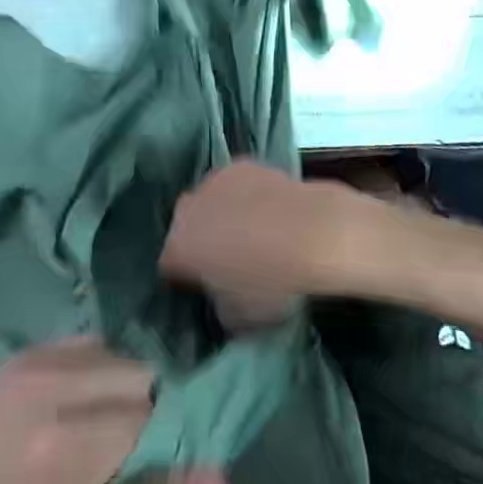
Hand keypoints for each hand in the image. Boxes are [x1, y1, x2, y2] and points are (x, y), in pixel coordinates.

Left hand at [0, 337, 221, 483]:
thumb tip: (219, 476)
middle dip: (154, 408)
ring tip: (113, 434)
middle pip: (140, 371)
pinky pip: (84, 347)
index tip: (191, 453)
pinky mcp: (19, 357)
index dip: (180, 432)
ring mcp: (28, 361)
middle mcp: (47, 383)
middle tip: (145, 452)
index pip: (156, 412)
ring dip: (127, 388)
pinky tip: (87, 410)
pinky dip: (99, 372)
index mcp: (61, 443)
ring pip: (116, 353)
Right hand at [158, 162, 385, 322]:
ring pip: (208, 201)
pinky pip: (234, 184)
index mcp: (177, 249)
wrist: (312, 234)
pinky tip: (268, 208)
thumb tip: (220, 297)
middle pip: (185, 227)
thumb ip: (216, 306)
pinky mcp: (241, 164)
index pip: (170, 267)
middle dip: (199, 240)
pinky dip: (245, 194)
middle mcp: (186, 210)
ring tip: (253, 231)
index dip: (187, 278)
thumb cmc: (272, 283)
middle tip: (227, 259)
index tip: (206, 286)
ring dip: (220, 214)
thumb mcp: (238, 319)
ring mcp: (213, 181)